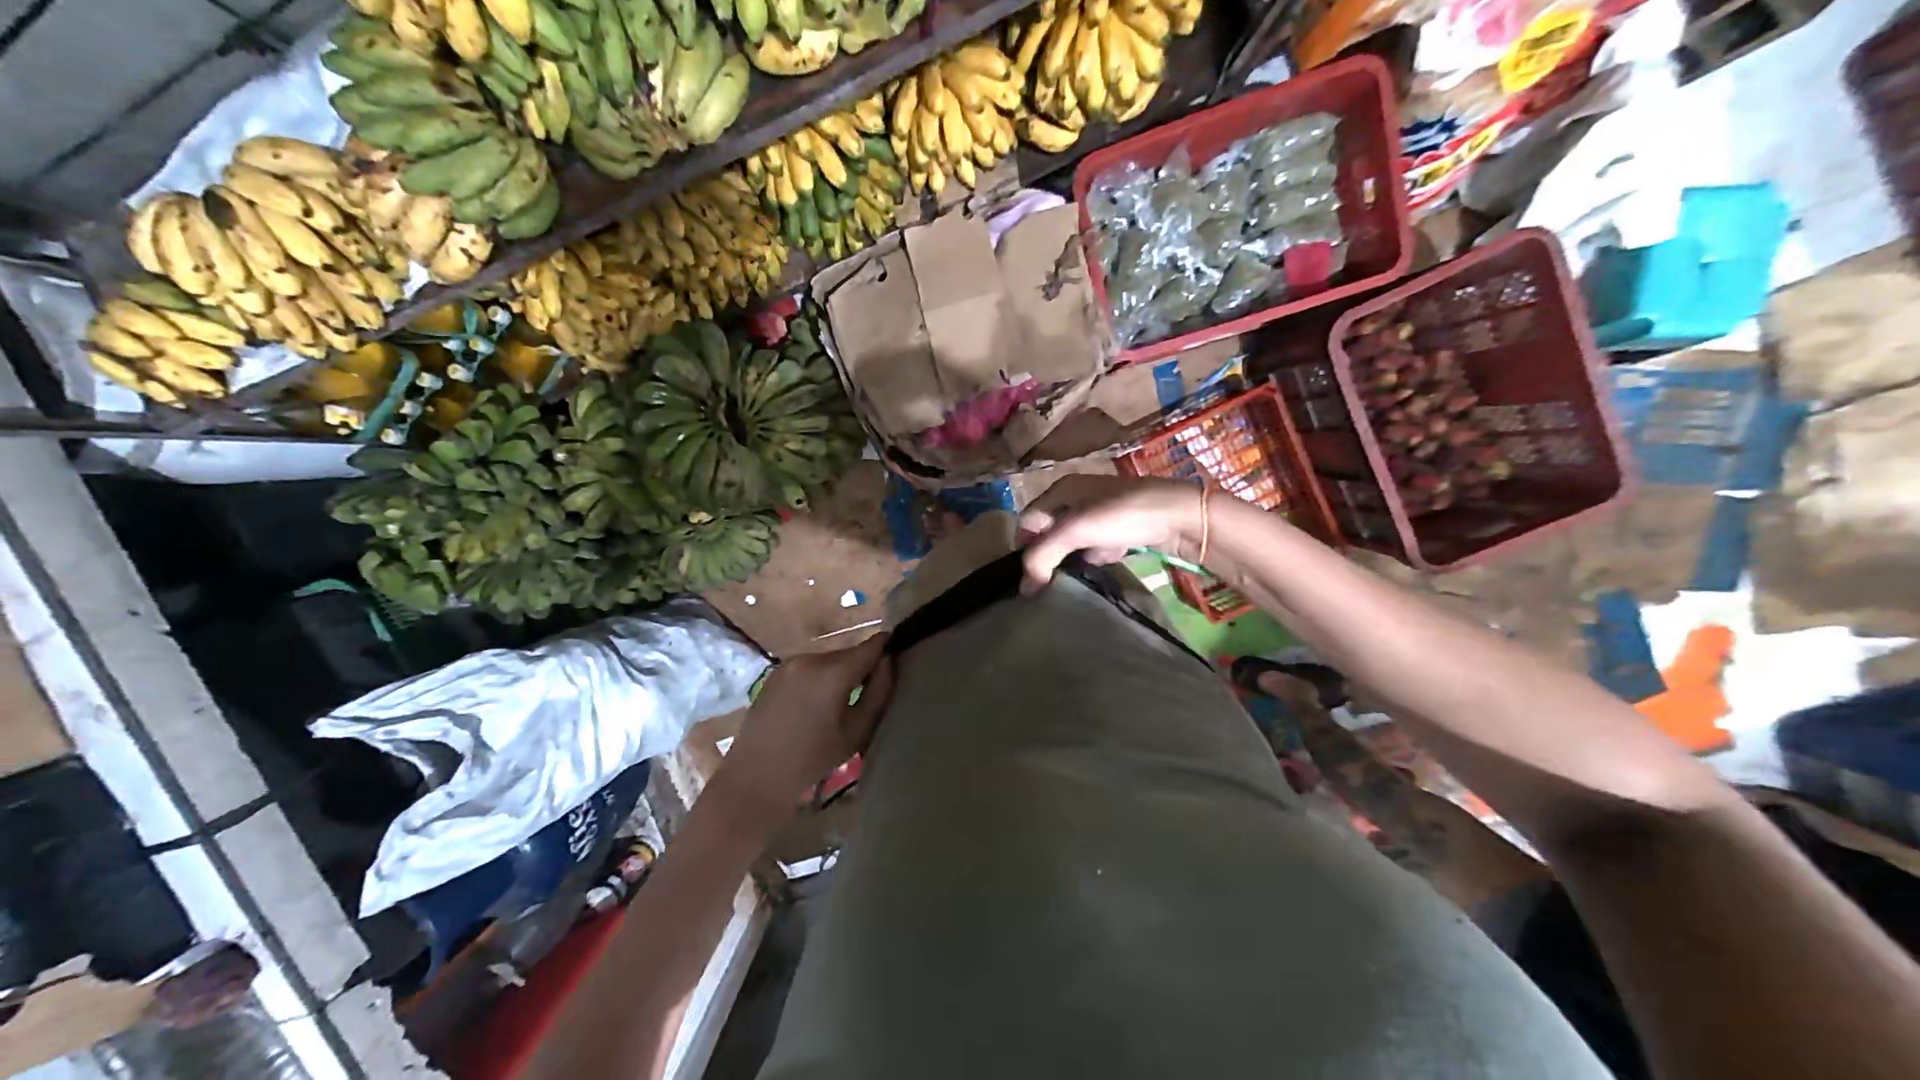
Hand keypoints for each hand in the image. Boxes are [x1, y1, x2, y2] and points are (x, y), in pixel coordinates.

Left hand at [712, 634, 895, 818]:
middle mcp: (810, 658)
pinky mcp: (776, 672)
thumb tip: (888, 662)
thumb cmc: (812, 760)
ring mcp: (789, 663)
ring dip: (841, 674)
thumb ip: (878, 693)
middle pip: (849, 653)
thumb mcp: (856, 732)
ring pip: (830, 660)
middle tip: (869, 695)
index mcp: (832, 672)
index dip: (887, 649)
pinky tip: (816, 706)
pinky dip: (820, 678)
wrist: (756, 776)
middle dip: (862, 668)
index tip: (899, 658)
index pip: (871, 646)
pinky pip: (810, 667)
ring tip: (841, 704)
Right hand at [1019, 475, 1204, 591]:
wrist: (1181, 515)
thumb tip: (1024, 588)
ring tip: (1077, 573)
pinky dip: (1099, 554)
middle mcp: (1078, 496)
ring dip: (1074, 556)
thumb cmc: (1122, 515)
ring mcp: (1102, 511)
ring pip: (1075, 539)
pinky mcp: (1122, 526)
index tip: (1030, 574)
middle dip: (1050, 554)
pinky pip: (1099, 544)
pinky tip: (1107, 561)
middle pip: (1051, 531)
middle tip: (1050, 579)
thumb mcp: (1075, 531)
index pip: (1028, 520)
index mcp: (1062, 489)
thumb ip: (1042, 556)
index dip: (1025, 546)